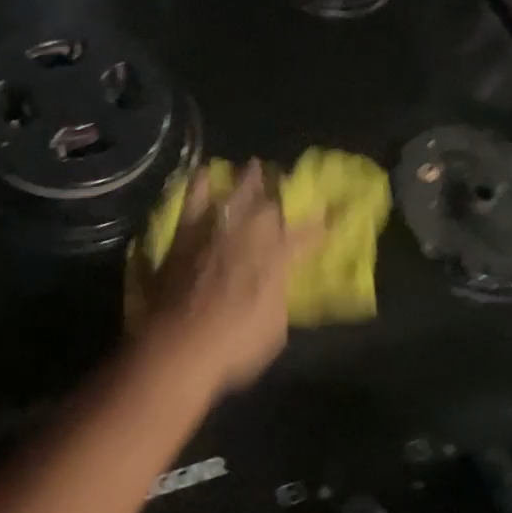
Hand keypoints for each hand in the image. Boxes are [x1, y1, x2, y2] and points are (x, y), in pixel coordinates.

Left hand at [137, 163, 324, 394]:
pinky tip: (203, 174)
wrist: (179, 345)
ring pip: (235, 195)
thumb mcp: (273, 329)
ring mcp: (215, 231)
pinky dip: (199, 187)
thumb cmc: (234, 346)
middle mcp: (249, 236)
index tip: (332, 214)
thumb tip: (275, 287)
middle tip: (287, 178)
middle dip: (282, 191)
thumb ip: (277, 300)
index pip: (306, 236)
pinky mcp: (184, 236)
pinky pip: (192, 203)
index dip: (320, 226)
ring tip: (254, 165)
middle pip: (270, 206)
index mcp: (278, 259)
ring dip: (247, 180)